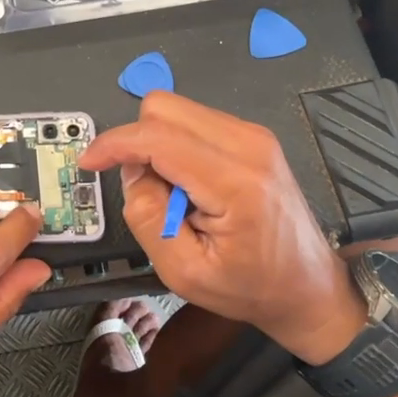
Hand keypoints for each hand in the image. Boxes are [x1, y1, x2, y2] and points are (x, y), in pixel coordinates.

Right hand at [77, 93, 367, 364]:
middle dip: (137, 142)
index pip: (158, 137)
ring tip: (173, 194)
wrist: (309, 288)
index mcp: (235, 182)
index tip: (88, 163)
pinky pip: (192, 121)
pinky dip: (174, 145)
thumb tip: (132, 172)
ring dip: (156, 145)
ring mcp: (253, 135)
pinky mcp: (252, 136)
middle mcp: (248, 144)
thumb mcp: (182, 271)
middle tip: (146, 189)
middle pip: (162, 108)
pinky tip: (189, 184)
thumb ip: (146, 217)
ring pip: (175, 110)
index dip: (114, 144)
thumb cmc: (249, 288)